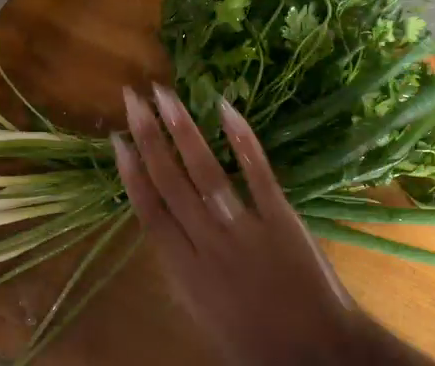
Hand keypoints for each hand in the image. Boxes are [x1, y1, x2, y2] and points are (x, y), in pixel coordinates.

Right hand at [113, 84, 427, 365]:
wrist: (317, 356)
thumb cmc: (255, 343)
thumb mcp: (202, 315)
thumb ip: (180, 270)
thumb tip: (159, 226)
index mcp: (186, 273)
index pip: (149, 212)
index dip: (131, 172)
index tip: (116, 138)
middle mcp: (210, 246)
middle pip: (170, 182)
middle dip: (148, 136)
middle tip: (132, 97)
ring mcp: (245, 229)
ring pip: (206, 172)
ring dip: (182, 129)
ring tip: (164, 94)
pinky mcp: (281, 219)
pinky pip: (257, 173)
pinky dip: (241, 139)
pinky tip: (224, 107)